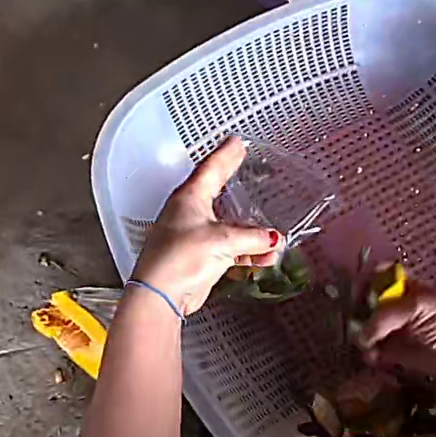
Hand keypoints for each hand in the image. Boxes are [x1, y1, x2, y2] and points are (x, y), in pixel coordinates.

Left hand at [132, 137, 280, 314]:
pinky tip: (264, 259)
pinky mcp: (199, 257)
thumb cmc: (181, 259)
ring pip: (229, 227)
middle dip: (236, 185)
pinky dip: (247, 253)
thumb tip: (274, 239)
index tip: (236, 142)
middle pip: (219, 194)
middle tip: (245, 165)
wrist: (161, 294)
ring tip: (273, 238)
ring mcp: (193, 235)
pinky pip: (230, 249)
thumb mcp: (224, 241)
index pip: (211, 168)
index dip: (226, 155)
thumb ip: (254, 237)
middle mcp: (188, 213)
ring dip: (252, 233)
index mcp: (189, 198)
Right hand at [358, 280, 435, 385]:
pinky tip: (373, 357)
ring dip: (360, 333)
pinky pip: (372, 349)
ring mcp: (393, 328)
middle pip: (367, 301)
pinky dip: (368, 353)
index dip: (366, 279)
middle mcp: (397, 305)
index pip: (380, 275)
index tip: (356, 291)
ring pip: (365, 326)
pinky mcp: (392, 351)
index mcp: (407, 286)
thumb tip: (361, 334)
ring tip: (363, 342)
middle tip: (352, 320)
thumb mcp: (421, 306)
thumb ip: (389, 314)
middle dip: (357, 309)